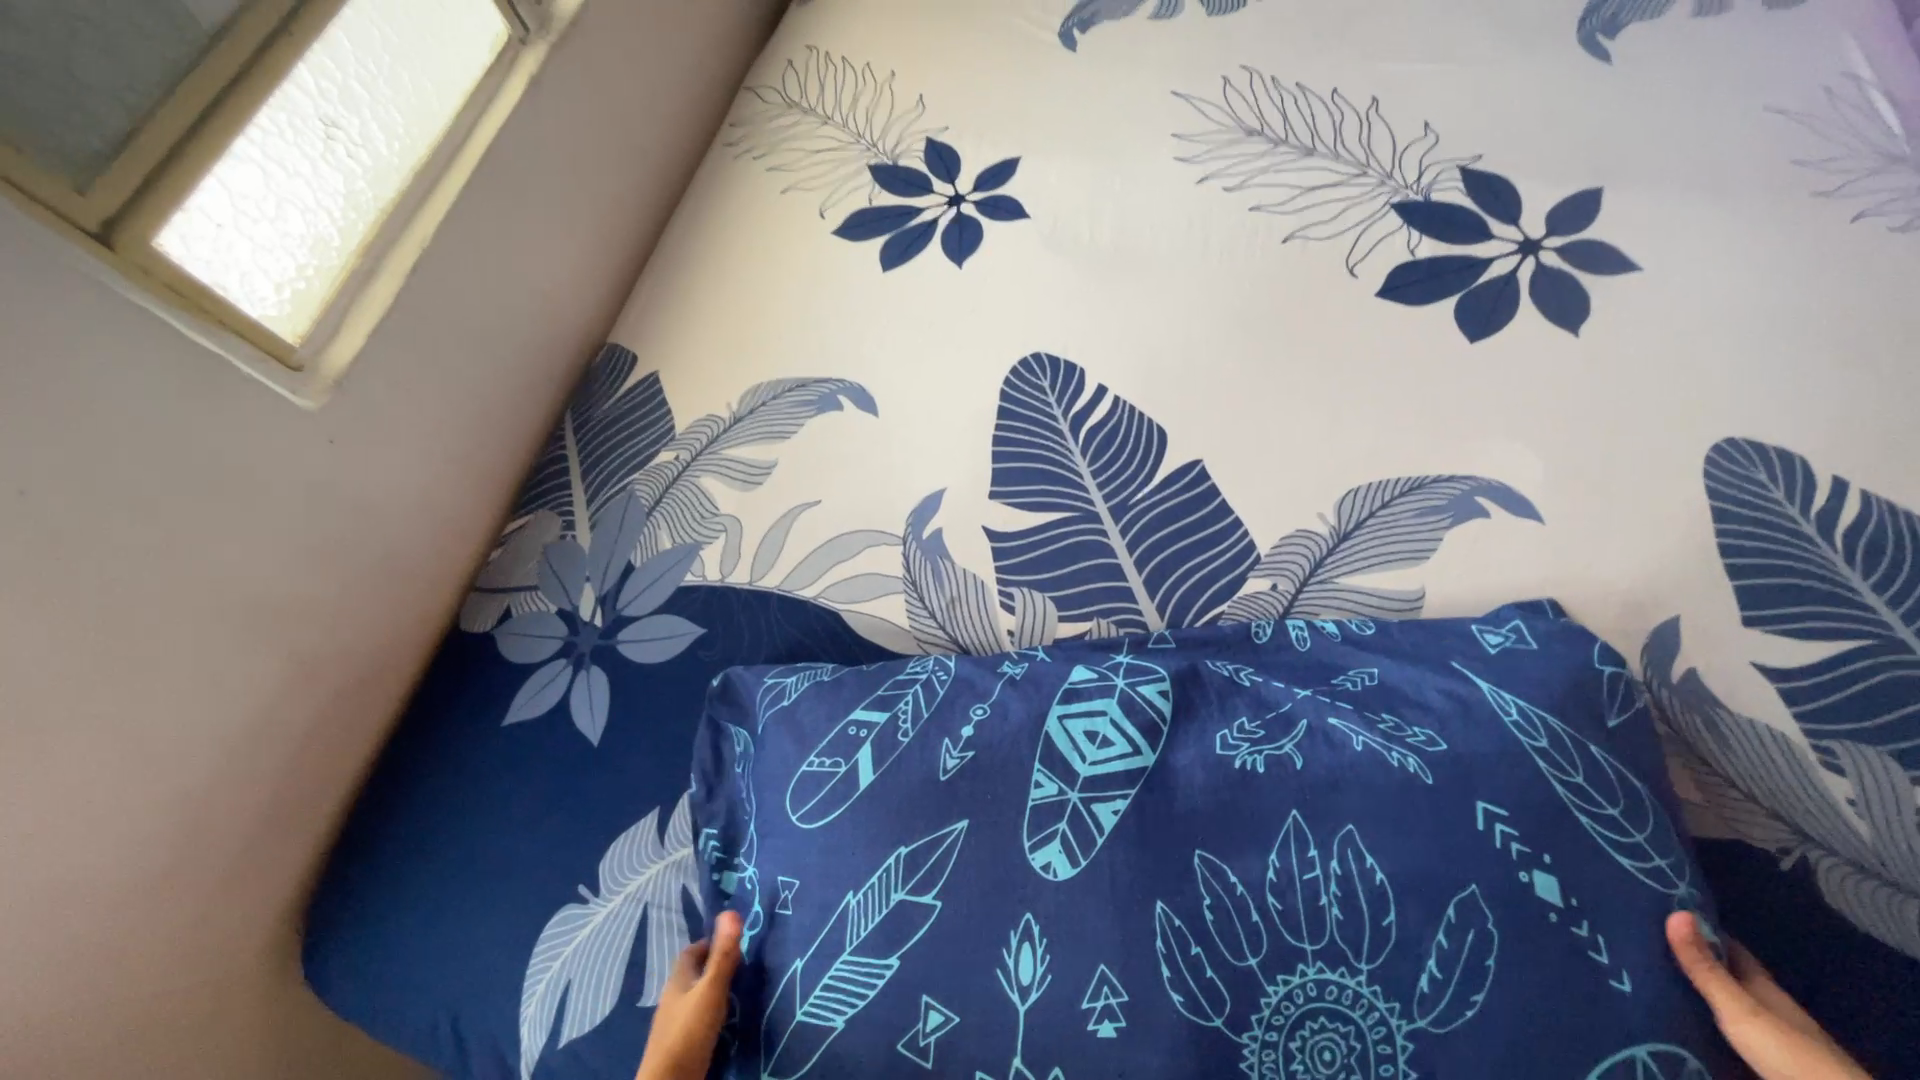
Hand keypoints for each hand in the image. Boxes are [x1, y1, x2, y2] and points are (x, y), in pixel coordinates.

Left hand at [636, 911, 743, 1079]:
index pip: (692, 951)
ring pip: (696, 996)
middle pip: (694, 973)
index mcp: (678, 980)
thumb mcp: (711, 990)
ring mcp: (675, 1022)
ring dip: (714, 990)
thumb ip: (723, 955)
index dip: (711, 943)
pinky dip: (712, 1013)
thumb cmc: (689, 1032)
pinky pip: (698, 1018)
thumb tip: (731, 911)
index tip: (734, 942)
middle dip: (715, 965)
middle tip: (743, 964)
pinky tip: (726, 1020)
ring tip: (740, 990)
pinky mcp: (681, 1043)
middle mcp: (673, 998)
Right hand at [1665, 912, 1870, 1079]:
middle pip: (1725, 974)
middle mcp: (1764, 1004)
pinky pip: (1722, 1030)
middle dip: (1691, 960)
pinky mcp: (1761, 1057)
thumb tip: (1676, 911)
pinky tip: (1679, 1021)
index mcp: (1762, 985)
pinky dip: (1702, 1023)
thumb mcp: (1739, 1007)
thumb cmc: (1787, 1050)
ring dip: (1695, 993)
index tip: (1663, 914)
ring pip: (1723, 1003)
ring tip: (1651, 980)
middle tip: (1646, 945)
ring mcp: (1766, 1033)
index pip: (1729, 947)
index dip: (1700, 930)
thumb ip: (1706, 967)